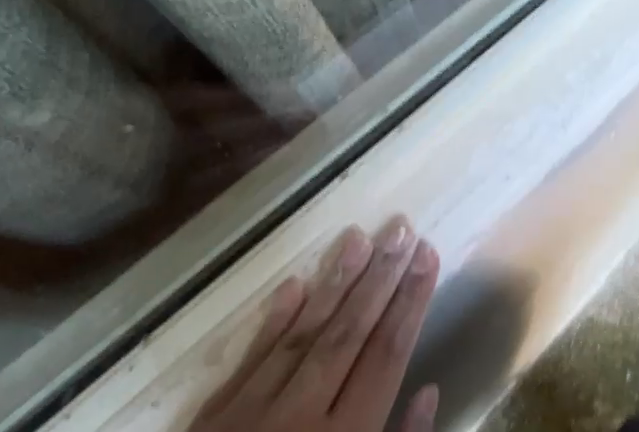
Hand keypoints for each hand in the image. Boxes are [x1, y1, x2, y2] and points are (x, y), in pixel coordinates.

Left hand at [189, 219, 439, 431]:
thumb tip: (427, 391)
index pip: (388, 354)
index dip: (411, 301)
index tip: (427, 253)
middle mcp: (300, 418)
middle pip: (349, 334)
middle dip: (380, 278)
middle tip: (401, 227)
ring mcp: (250, 416)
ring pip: (302, 335)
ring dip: (334, 284)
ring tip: (358, 237)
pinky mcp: (210, 423)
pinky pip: (249, 361)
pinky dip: (273, 323)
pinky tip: (295, 285)